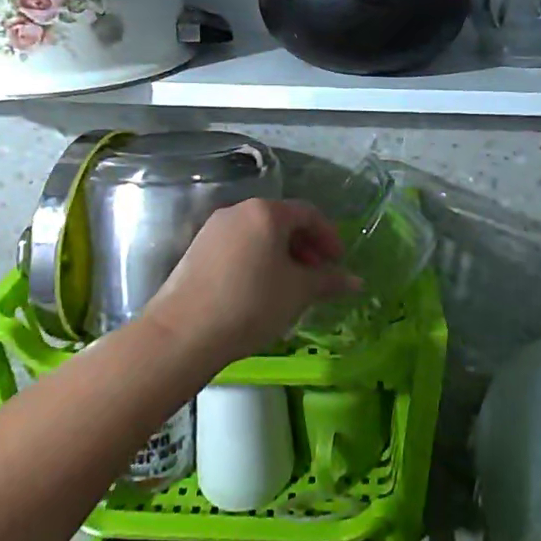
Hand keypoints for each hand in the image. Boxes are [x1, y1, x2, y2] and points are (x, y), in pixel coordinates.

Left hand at [141, 198, 359, 368]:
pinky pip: (237, 245)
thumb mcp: (298, 292)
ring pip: (257, 233)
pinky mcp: (197, 247)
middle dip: (305, 246)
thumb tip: (354, 281)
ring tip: (291, 286)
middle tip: (318, 276)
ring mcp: (214, 228)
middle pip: (280, 220)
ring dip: (280, 254)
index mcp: (265, 212)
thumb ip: (328, 281)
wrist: (186, 329)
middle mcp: (237, 211)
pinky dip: (256, 259)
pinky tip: (260, 289)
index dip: (328, 236)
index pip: (307, 213)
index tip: (339, 262)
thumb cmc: (252, 303)